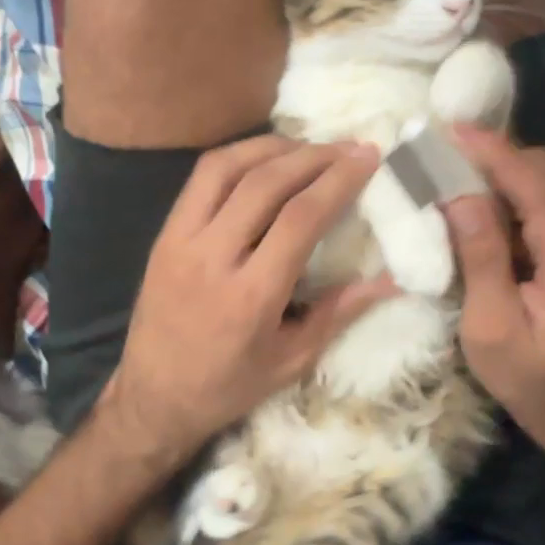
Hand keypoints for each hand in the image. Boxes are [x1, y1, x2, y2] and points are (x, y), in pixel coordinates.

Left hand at [99, 136, 394, 470]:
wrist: (153, 397)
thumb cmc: (228, 386)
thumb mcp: (291, 361)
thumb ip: (338, 313)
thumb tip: (390, 279)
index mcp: (251, 296)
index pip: (300, 218)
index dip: (338, 181)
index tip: (368, 159)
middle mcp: (213, 258)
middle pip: (266, 183)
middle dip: (314, 156)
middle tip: (348, 146)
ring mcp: (181, 242)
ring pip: (226, 169)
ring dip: (272, 147)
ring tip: (308, 147)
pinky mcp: (163, 235)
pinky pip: (199, 181)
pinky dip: (236, 159)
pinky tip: (263, 160)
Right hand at [441, 126, 544, 449]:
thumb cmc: (521, 371)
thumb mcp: (489, 324)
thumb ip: (481, 256)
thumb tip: (461, 194)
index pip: (537, 187)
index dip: (494, 154)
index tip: (451, 131)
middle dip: (495, 153)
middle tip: (442, 145)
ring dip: (501, 167)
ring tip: (452, 161)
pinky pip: (544, 198)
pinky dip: (510, 186)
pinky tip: (476, 189)